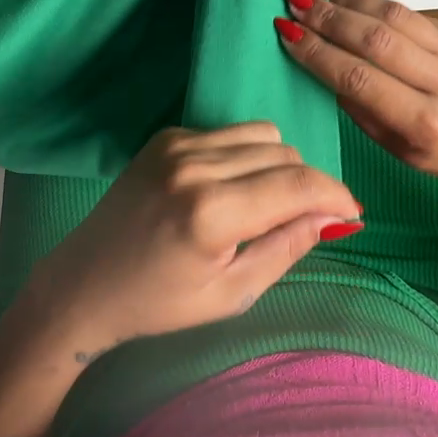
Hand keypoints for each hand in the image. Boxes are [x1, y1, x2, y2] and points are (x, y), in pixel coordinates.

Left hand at [21, 123, 360, 361]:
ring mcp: (178, 144)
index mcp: (211, 212)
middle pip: (285, 153)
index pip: (298, 184)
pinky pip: (230, 133)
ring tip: (260, 205)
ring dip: (278, 165)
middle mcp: (195, 165)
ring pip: (263, 135)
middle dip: (306, 185)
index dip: (335, 195)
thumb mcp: (232, 294)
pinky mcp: (167, 135)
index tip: (352, 213)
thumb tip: (335, 216)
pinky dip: (245, 156)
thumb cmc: (160, 303)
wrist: (85, 284)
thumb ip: (287, 248)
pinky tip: (227, 189)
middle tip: (302, 221)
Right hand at [275, 0, 437, 181]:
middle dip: (328, 20)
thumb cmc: (423, 147)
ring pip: (392, 16)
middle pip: (376, 41)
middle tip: (294, 5)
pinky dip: (369, 3)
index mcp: (424, 121)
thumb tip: (314, 55)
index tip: (287, 34)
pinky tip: (343, 1)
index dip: (319, 54)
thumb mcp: (384, 141)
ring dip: (346, 4)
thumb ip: (353, 100)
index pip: (360, 78)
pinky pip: (406, 11)